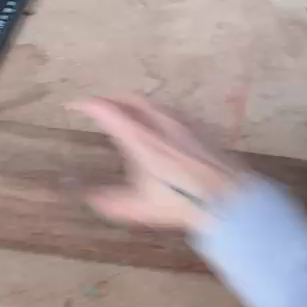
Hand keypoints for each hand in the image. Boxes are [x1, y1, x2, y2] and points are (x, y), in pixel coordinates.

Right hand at [68, 96, 245, 231]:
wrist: (231, 199)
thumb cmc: (182, 202)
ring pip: (153, 104)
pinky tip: (162, 129)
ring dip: (136, 106)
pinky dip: (158, 114)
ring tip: (130, 117)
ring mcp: (182, 122)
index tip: (75, 104)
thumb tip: (91, 198)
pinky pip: (173, 112)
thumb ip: (112, 202)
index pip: (107, 110)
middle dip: (112, 101)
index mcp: (140, 137)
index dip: (88, 104)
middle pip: (130, 99)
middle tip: (102, 108)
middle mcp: (159, 122)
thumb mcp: (140, 207)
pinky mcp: (201, 128)